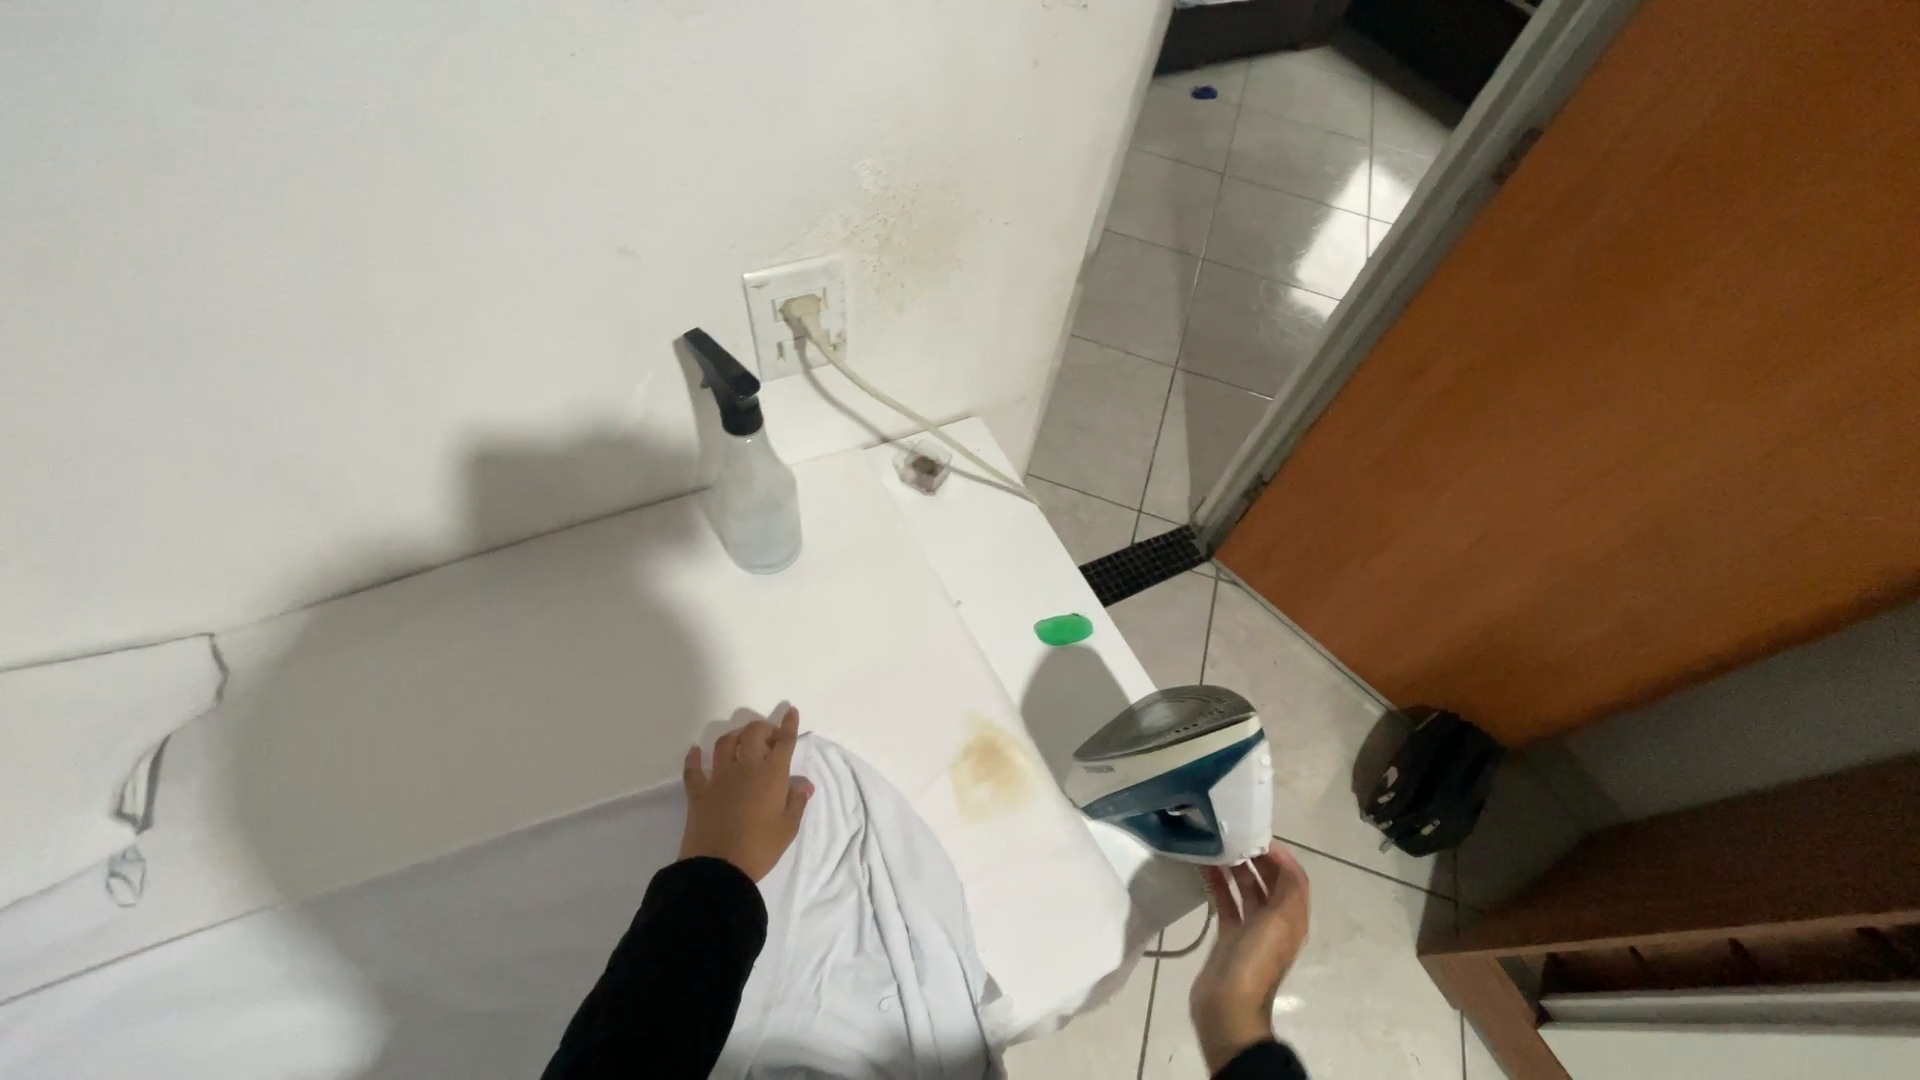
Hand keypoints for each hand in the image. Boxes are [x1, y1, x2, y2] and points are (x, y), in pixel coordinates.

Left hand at [679, 707, 813, 881]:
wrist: (719, 869)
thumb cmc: (761, 848)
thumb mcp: (788, 828)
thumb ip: (797, 802)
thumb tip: (804, 784)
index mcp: (772, 774)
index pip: (784, 741)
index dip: (789, 724)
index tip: (791, 711)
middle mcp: (746, 767)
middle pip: (753, 733)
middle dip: (763, 728)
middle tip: (769, 737)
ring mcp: (719, 777)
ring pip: (725, 743)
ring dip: (735, 736)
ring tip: (741, 741)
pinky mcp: (698, 791)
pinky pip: (693, 769)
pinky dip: (694, 758)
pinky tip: (695, 752)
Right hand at [1189, 841, 1311, 1072]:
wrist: (1228, 1006)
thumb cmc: (1256, 960)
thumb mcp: (1280, 921)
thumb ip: (1286, 888)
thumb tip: (1279, 855)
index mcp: (1292, 919)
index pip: (1293, 878)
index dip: (1281, 856)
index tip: (1256, 834)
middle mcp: (1275, 922)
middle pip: (1269, 882)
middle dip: (1256, 858)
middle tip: (1232, 835)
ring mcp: (1250, 929)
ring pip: (1246, 890)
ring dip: (1234, 869)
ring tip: (1216, 846)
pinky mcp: (1228, 935)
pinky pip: (1225, 902)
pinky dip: (1216, 884)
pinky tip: (1202, 868)